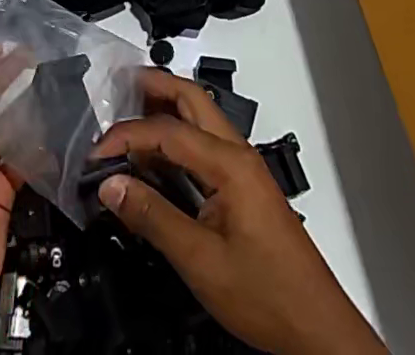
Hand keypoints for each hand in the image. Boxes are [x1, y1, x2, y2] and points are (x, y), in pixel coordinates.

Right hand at [93, 69, 387, 354]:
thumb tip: (113, 187)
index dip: (126, 136)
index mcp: (230, 166)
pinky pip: (204, 144)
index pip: (167, 131)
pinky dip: (175, 136)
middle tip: (117, 87)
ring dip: (164, 108)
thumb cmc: (272, 296)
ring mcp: (243, 169)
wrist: (316, 327)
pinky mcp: (243, 185)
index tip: (98, 154)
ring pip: (200, 117)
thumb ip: (153, 217)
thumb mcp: (200, 260)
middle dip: (153, 86)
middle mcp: (239, 156)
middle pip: (192, 98)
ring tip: (128, 115)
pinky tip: (155, 155)